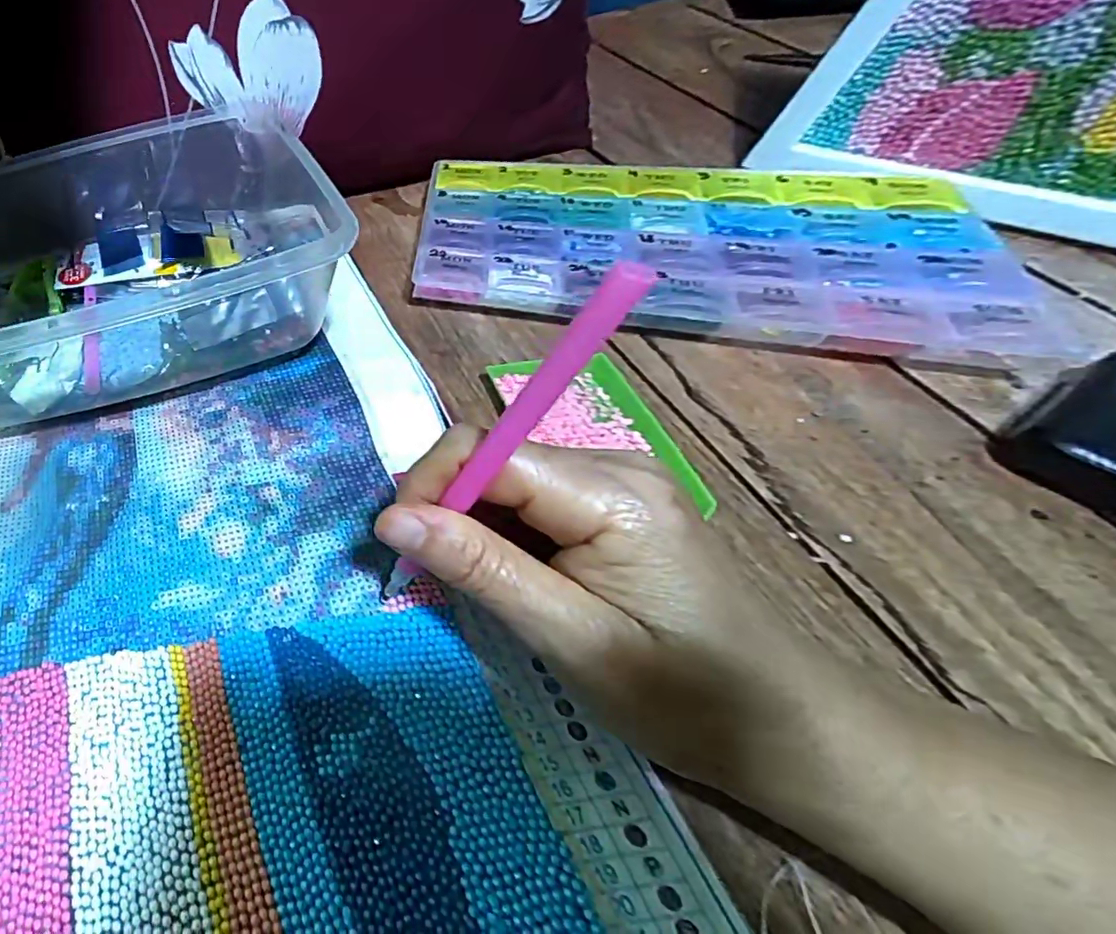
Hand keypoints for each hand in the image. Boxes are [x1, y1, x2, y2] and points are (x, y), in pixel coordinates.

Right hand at [375, 426, 836, 788]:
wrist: (793, 732)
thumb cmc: (685, 697)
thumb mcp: (570, 638)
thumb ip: (480, 568)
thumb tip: (391, 519)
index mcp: (614, 494)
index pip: (487, 451)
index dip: (428, 486)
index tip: (396, 543)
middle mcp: (614, 465)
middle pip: (491, 455)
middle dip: (441, 502)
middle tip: (422, 566)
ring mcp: (615, 480)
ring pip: (502, 474)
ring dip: (463, 518)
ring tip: (455, 575)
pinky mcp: (610, 502)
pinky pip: (526, 495)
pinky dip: (492, 528)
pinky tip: (497, 569)